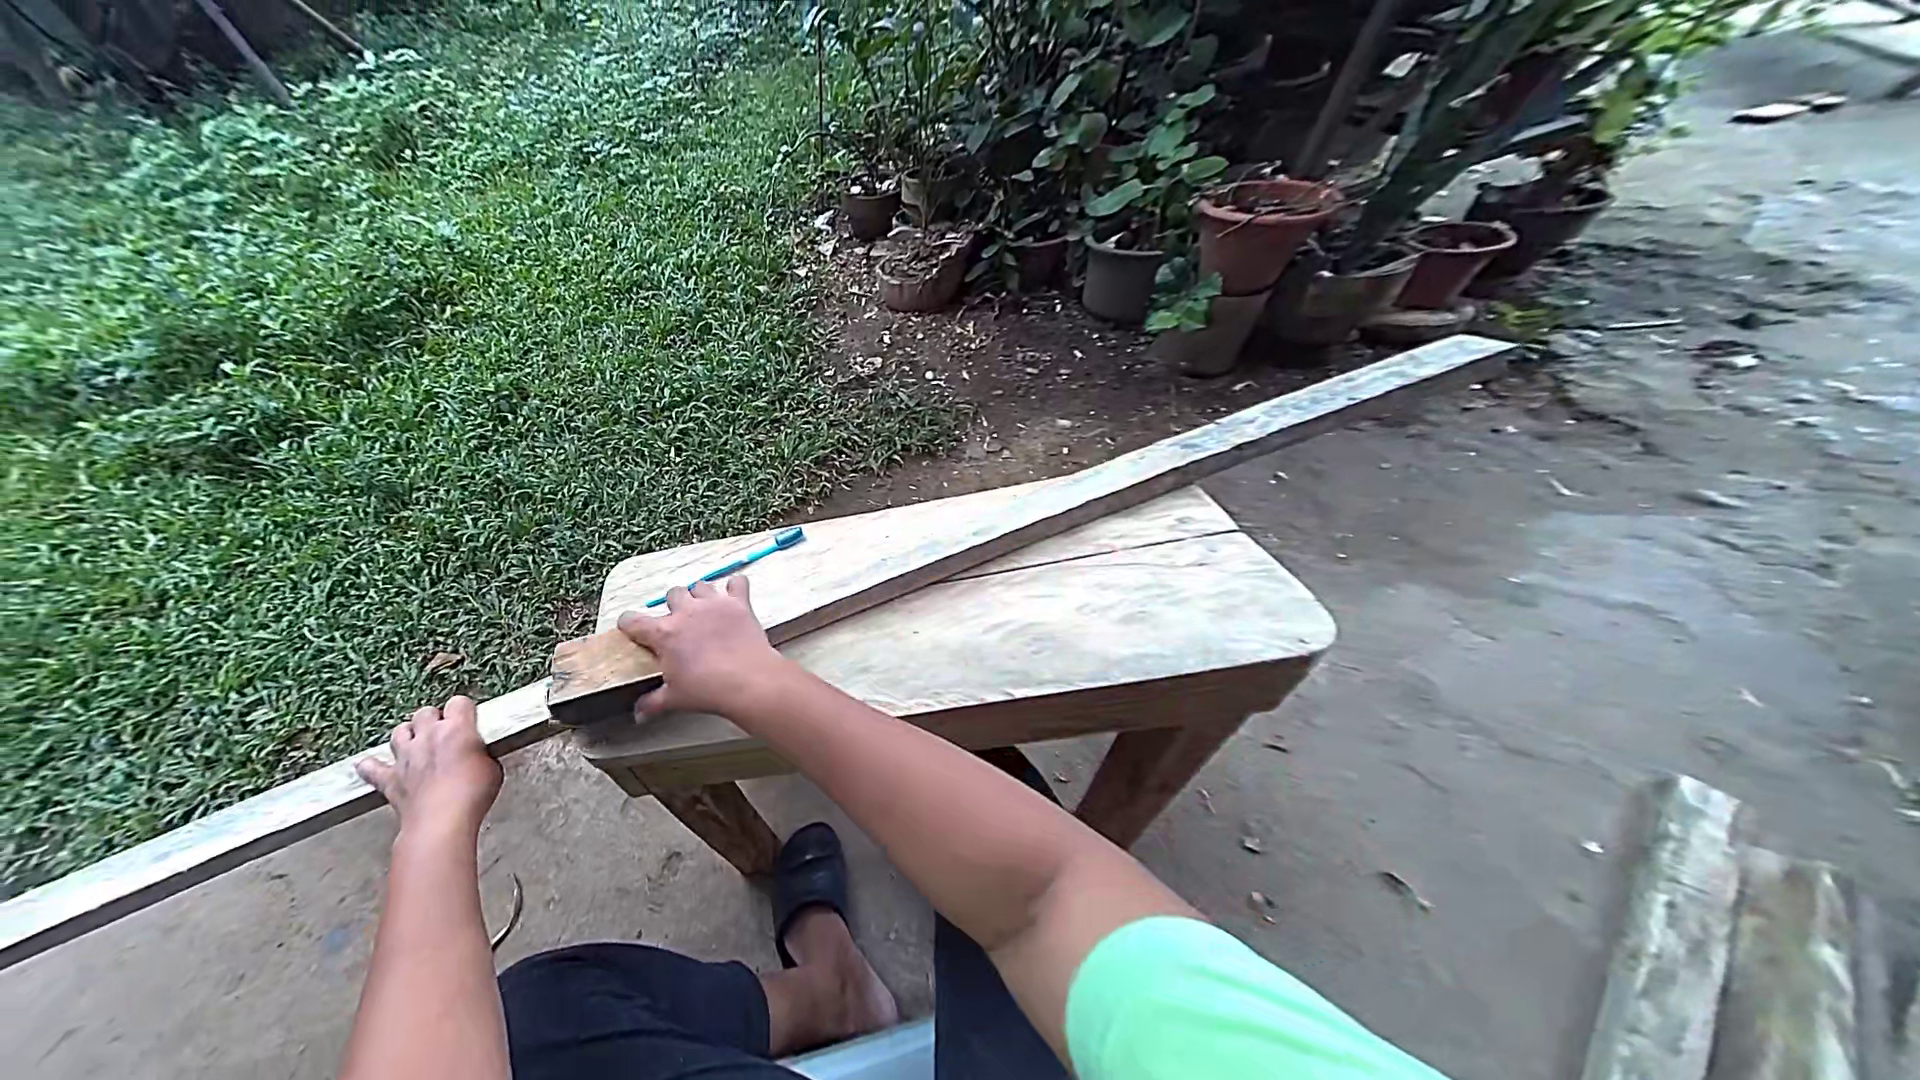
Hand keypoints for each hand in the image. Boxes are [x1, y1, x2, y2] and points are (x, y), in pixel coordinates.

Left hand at [355, 695, 501, 837]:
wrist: (440, 822)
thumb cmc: (470, 795)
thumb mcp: (492, 767)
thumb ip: (481, 753)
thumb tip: (476, 754)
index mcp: (457, 729)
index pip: (458, 702)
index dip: (464, 709)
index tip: (469, 717)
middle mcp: (428, 737)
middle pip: (425, 712)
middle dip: (434, 718)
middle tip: (445, 730)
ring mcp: (405, 757)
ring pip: (399, 732)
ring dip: (409, 734)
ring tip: (418, 742)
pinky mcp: (389, 779)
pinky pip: (371, 767)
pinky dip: (372, 766)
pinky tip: (373, 765)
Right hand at [616, 576, 788, 718]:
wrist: (747, 680)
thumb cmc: (706, 689)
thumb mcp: (674, 698)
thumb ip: (652, 703)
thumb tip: (638, 715)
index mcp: (664, 633)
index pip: (633, 620)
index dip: (629, 624)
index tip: (632, 628)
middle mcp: (686, 612)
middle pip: (673, 594)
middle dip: (674, 605)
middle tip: (681, 622)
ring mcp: (714, 604)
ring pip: (701, 586)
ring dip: (700, 595)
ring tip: (706, 609)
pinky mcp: (739, 604)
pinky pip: (737, 583)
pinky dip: (736, 587)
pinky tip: (735, 596)